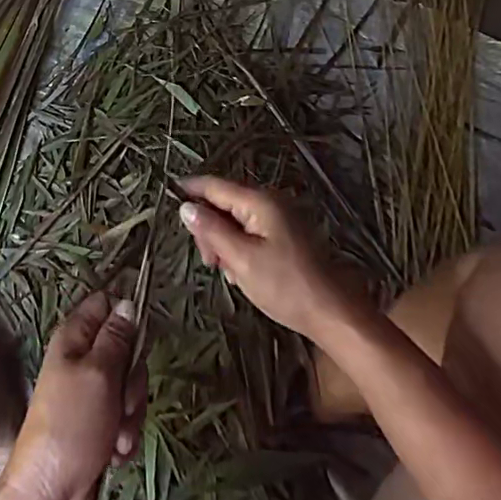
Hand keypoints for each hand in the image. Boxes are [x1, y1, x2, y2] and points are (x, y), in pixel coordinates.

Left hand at [0, 292, 147, 499]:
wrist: (53, 491)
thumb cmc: (71, 426)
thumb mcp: (98, 374)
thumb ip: (116, 338)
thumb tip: (128, 303)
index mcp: (74, 337)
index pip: (106, 304)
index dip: (127, 317)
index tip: (138, 340)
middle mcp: (81, 359)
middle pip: (125, 348)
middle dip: (133, 378)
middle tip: (122, 399)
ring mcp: (90, 391)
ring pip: (129, 385)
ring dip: (131, 412)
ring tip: (116, 432)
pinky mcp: (98, 421)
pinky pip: (125, 415)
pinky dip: (125, 433)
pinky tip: (114, 449)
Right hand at [177, 175, 362, 340]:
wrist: (333, 314)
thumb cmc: (286, 286)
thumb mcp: (241, 259)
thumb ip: (211, 230)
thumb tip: (185, 207)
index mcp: (259, 201)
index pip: (214, 185)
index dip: (190, 189)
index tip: (167, 195)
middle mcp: (270, 202)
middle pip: (224, 202)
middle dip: (209, 227)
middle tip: (208, 260)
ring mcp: (279, 218)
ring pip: (235, 220)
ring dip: (223, 241)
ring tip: (227, 271)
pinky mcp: (285, 236)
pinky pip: (250, 232)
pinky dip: (239, 248)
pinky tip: (241, 272)